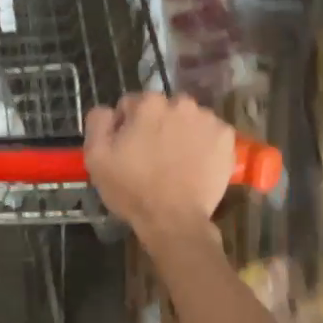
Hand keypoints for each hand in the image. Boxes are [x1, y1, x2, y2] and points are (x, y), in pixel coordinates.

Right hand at [84, 93, 234, 243]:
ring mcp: (208, 120)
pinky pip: (209, 134)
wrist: (174, 219)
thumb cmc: (132, 189)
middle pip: (162, 109)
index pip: (131, 104)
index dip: (125, 126)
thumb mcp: (96, 158)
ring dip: (180, 133)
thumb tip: (109, 110)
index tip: (126, 148)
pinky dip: (202, 144)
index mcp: (148, 104)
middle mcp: (181, 103)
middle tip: (151, 156)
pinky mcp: (226, 138)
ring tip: (174, 162)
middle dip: (155, 126)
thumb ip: (98, 122)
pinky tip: (193, 165)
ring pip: (187, 120)